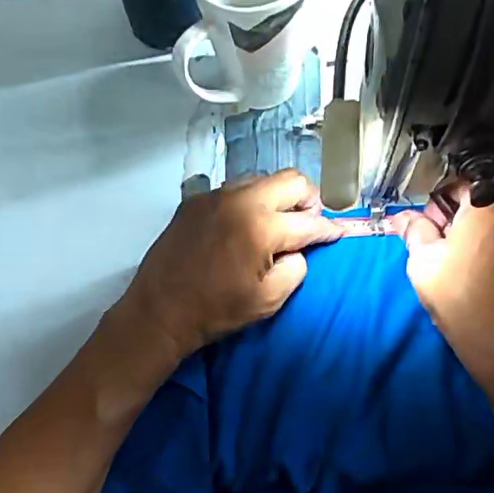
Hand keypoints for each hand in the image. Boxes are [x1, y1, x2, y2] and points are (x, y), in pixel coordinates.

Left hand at [112, 170, 340, 361]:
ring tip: (274, 224)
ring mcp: (213, 197)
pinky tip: (241, 226)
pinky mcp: (192, 202)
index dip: (327, 230)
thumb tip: (298, 250)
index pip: (309, 220)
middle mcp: (239, 200)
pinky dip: (246, 203)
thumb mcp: (267, 300)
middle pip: (291, 180)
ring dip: (275, 198)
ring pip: (260, 180)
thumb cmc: (214, 312)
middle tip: (306, 223)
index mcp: (261, 226)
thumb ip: (295, 269)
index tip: (335, 234)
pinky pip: (231, 191)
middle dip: (307, 200)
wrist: (158, 312)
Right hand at [399, 176, 493, 383]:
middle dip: (469, 212)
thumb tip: (403, 217)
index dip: (440, 201)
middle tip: (448, 243)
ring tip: (474, 258)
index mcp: (491, 197)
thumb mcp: (423, 263)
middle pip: (492, 195)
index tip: (430, 225)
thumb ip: (415, 231)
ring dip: (492, 228)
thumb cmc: (459, 296)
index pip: (461, 180)